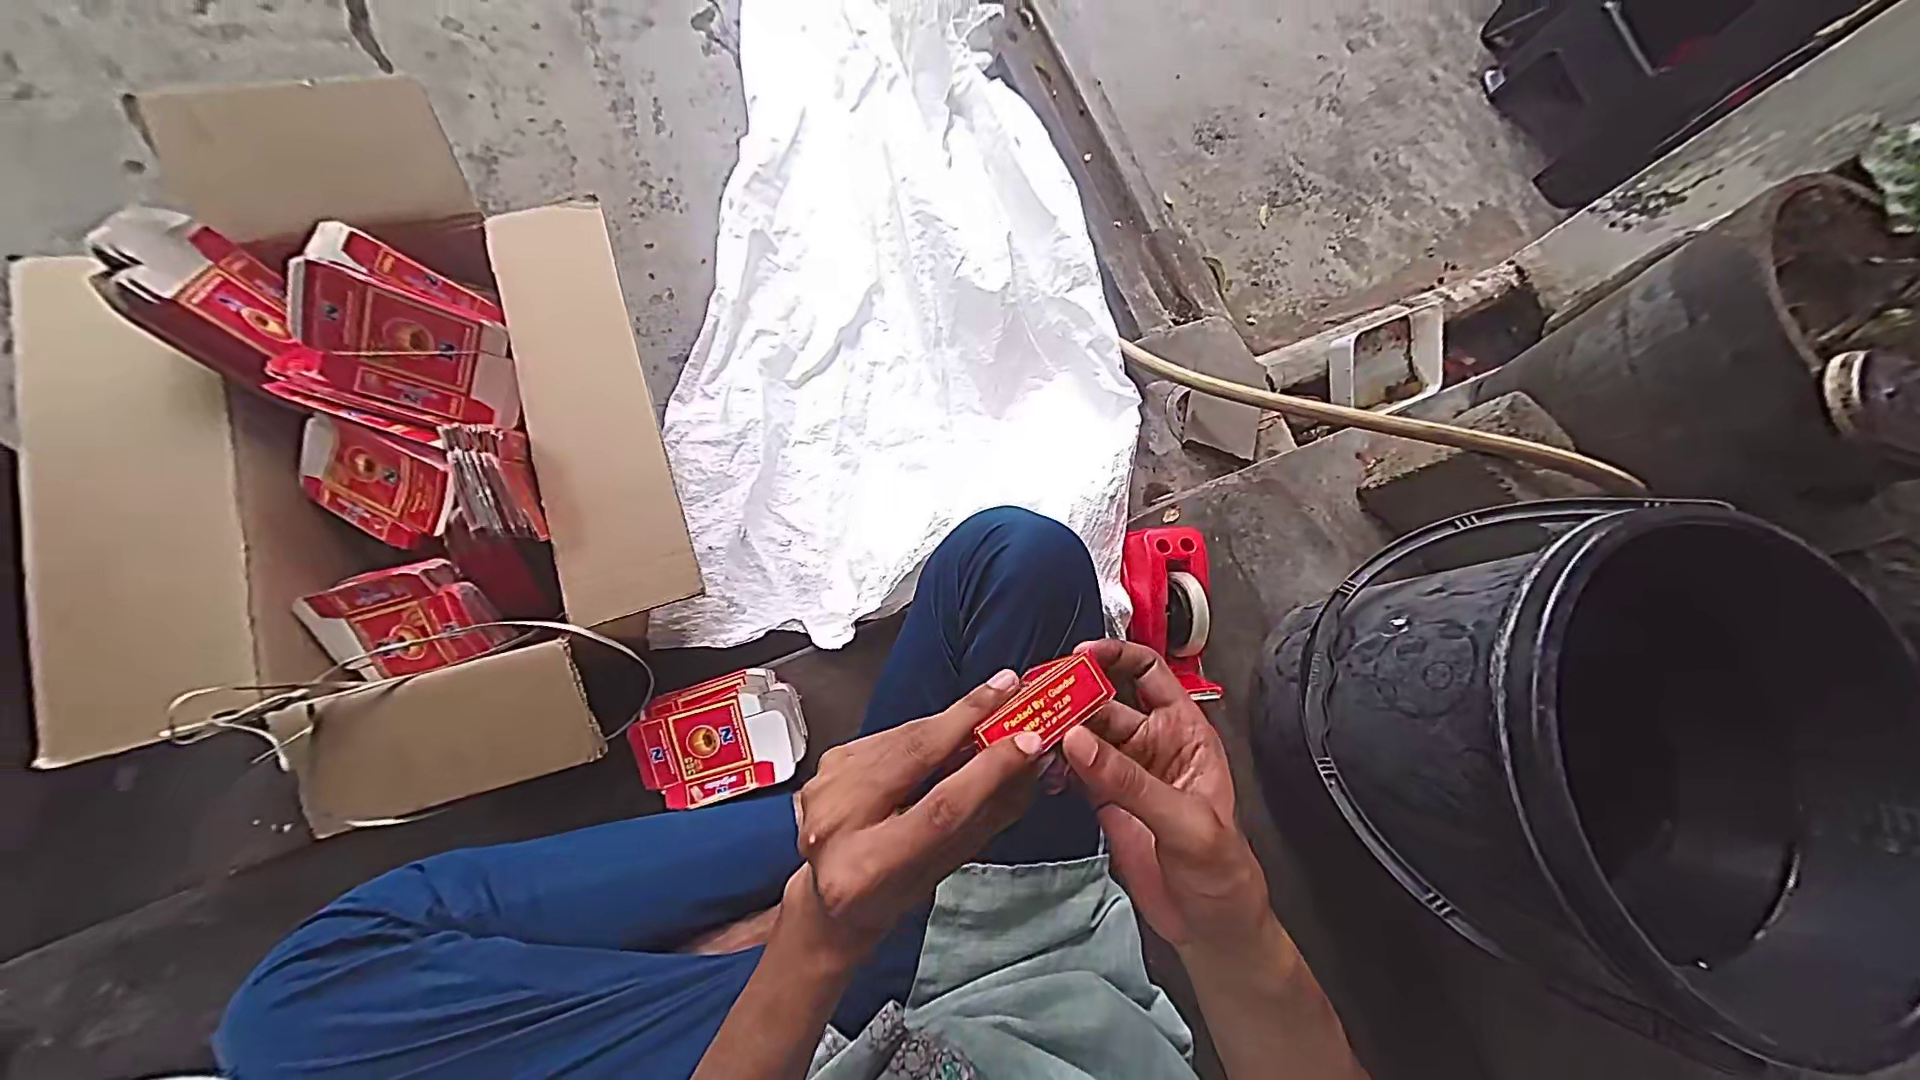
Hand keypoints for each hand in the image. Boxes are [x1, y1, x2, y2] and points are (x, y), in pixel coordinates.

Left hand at [787, 671, 1048, 965]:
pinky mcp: (826, 764)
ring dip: (949, 716)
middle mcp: (835, 824)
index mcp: (865, 869)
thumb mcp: (940, 871)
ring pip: (902, 735)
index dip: (988, 770)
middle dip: (968, 715)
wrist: (821, 900)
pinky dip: (922, 728)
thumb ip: (984, 818)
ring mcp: (825, 788)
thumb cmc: (884, 898)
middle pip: (914, 753)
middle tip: (1006, 687)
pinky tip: (946, 726)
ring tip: (988, 699)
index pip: (940, 808)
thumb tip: (1026, 768)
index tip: (1025, 742)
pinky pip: (887, 734)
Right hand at [1061, 639, 1271, 950]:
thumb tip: (1077, 739)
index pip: (1149, 673)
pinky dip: (1054, 761)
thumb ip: (1129, 780)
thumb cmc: (1222, 870)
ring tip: (1030, 727)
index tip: (1083, 654)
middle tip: (1040, 696)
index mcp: (1184, 731)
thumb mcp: (1184, 822)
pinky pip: (1073, 765)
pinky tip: (1038, 762)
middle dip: (1074, 695)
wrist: (1210, 926)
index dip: (1117, 656)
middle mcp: (1150, 740)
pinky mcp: (1101, 794)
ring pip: (1084, 731)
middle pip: (1105, 701)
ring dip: (1058, 728)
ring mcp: (1123, 767)